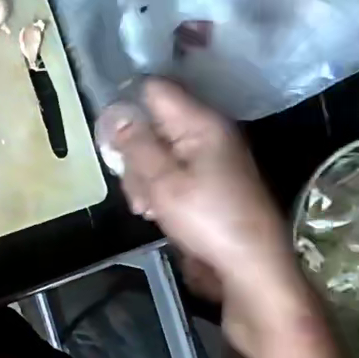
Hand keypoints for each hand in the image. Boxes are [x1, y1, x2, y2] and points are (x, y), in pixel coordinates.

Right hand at [96, 79, 301, 304]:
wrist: (251, 267)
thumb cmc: (208, 221)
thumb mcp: (163, 181)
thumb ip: (135, 144)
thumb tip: (114, 111)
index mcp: (200, 123)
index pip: (154, 90)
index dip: (126, 105)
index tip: (108, 136)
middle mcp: (206, 134)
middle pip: (151, 124)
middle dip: (132, 153)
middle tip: (135, 185)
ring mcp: (208, 159)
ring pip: (156, 153)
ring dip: (142, 178)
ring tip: (147, 207)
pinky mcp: (207, 182)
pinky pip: (170, 174)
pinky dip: (157, 190)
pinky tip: (156, 213)